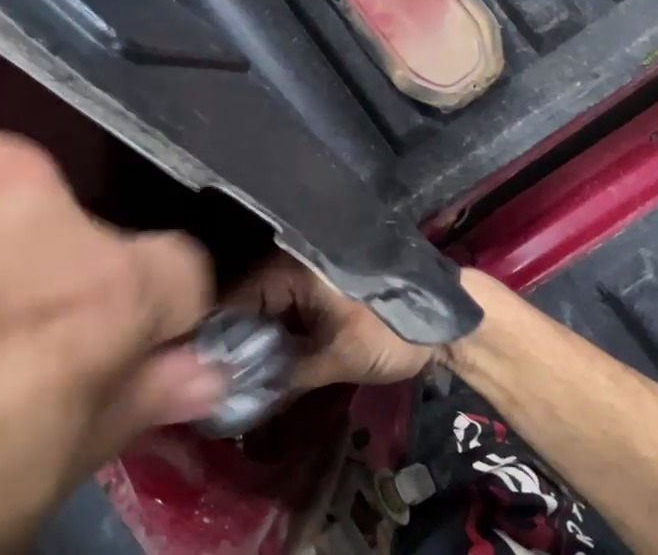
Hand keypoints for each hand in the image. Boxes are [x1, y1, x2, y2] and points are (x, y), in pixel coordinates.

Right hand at [233, 255, 441, 389]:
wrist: (450, 318)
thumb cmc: (392, 329)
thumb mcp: (338, 359)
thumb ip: (288, 375)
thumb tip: (247, 396)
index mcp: (290, 267)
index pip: (235, 300)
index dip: (220, 337)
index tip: (206, 371)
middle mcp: (293, 261)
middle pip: (250, 303)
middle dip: (239, 341)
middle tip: (225, 381)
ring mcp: (309, 271)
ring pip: (270, 307)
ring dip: (262, 339)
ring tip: (245, 377)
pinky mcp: (325, 285)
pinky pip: (291, 307)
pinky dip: (284, 332)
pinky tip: (277, 361)